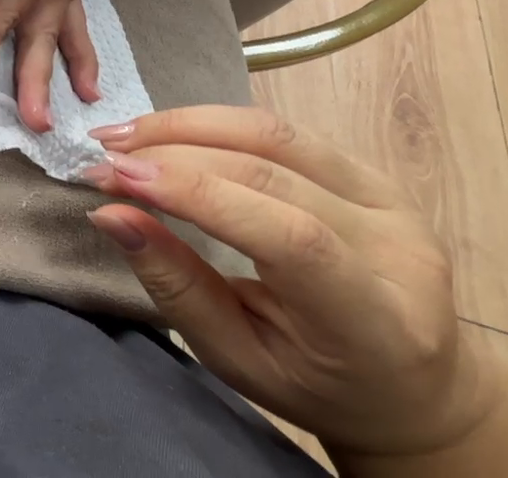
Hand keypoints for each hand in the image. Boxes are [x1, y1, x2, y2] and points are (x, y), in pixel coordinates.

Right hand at [83, 107, 500, 459]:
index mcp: (371, 320)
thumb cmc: (311, 381)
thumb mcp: (233, 355)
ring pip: (274, 135)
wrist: (410, 385)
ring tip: (119, 135)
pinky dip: (210, 122)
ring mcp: (392, 205)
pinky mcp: (374, 176)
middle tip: (97, 161)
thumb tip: (108, 214)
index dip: (194, 194)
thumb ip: (174, 283)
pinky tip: (163, 132)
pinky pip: (282, 131)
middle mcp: (396, 250)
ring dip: (183, 125)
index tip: (112, 176)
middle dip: (169, 155)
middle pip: (270, 173)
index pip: (289, 237)